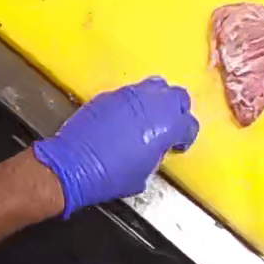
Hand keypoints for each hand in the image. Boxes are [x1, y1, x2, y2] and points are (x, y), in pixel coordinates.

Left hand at [32, 77, 198, 216]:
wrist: (75, 165)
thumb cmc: (111, 177)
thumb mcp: (143, 175)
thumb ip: (157, 155)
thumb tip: (156, 150)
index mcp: (168, 125)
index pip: (189, 125)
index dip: (185, 137)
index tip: (177, 145)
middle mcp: (152, 103)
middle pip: (177, 96)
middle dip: (176, 110)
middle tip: (168, 125)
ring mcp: (129, 95)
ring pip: (154, 87)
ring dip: (155, 101)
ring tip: (148, 118)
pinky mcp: (109, 95)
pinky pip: (129, 94)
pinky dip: (132, 104)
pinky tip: (123, 119)